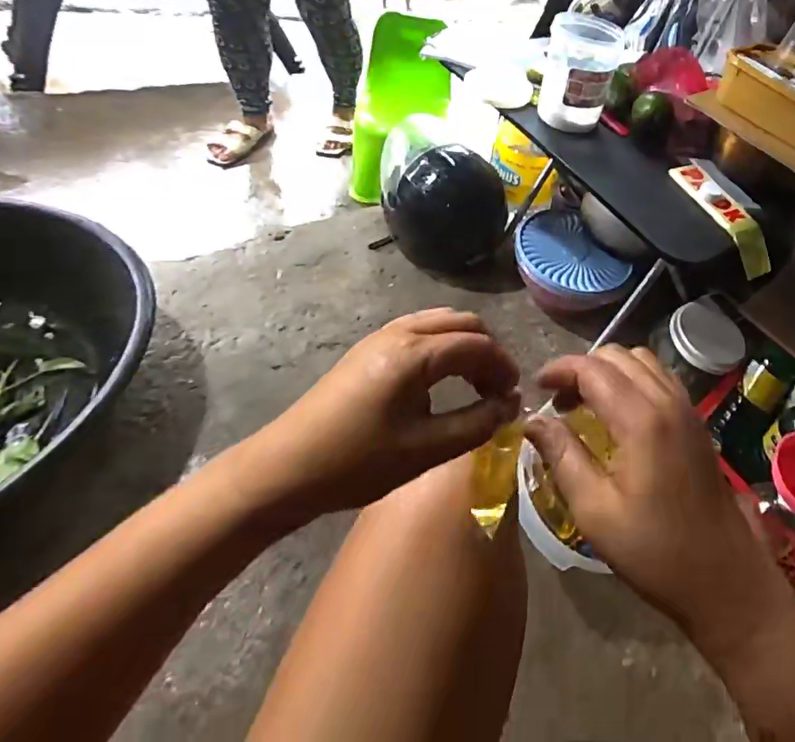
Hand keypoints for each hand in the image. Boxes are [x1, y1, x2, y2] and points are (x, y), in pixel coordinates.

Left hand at [224, 309, 518, 525]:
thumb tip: (508, 407)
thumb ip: (477, 424)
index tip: (513, 398)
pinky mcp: (368, 349)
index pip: (479, 345)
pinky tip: (441, 380)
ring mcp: (381, 337)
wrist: (281, 471)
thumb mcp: (426, 450)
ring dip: (466, 346)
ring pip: (442, 322)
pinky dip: (443, 346)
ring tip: (473, 384)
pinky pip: (421, 331)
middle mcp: (401, 333)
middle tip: (496, 389)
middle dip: (489, 352)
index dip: (504, 368)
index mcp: (416, 353)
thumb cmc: (355, 462)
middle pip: (464, 323)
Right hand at [525, 347, 789, 650]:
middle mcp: (668, 400)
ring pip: (643, 361)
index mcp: (642, 419)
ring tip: (584, 405)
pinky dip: (634, 380)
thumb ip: (562, 456)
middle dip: (583, 368)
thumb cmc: (653, 549)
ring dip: (610, 371)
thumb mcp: (595, 510)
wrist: (720, 570)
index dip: (561, 369)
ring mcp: (687, 408)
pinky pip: (661, 378)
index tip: (535, 387)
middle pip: (620, 356)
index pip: (594, 369)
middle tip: (557, 402)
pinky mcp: (696, 420)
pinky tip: (618, 413)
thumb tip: (533, 421)